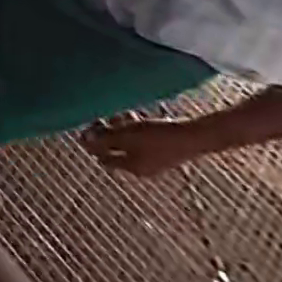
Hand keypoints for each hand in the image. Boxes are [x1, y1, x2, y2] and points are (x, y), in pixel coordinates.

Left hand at [81, 118, 218, 176]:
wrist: (196, 136)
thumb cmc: (159, 137)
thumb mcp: (127, 137)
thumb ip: (105, 140)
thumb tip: (85, 141)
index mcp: (132, 167)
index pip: (104, 158)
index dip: (92, 144)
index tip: (84, 129)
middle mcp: (143, 166)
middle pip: (116, 149)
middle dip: (106, 133)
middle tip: (99, 118)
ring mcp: (155, 158)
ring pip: (129, 141)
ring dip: (120, 127)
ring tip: (116, 113)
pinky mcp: (165, 147)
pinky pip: (143, 137)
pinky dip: (135, 127)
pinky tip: (135, 114)